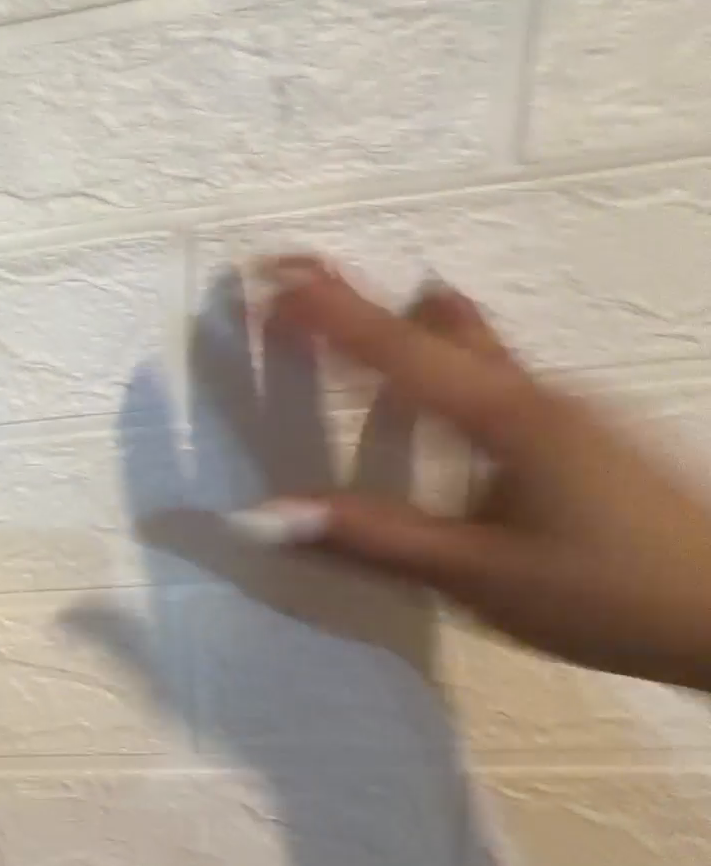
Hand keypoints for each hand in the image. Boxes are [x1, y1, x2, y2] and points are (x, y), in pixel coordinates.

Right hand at [233, 255, 710, 691]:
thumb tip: (257, 514)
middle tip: (300, 270)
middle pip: (434, 332)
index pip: (397, 354)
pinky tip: (447, 350)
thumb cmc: (607, 596)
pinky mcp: (578, 433)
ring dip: (403, 318)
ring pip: (470, 345)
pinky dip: (444, 345)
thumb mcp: (472, 575)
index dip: (330, 315)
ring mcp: (566, 411)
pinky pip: (491, 368)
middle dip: (361, 299)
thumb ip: (366, 537)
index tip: (275, 278)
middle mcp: (536, 398)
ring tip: (363, 296)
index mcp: (506, 420)